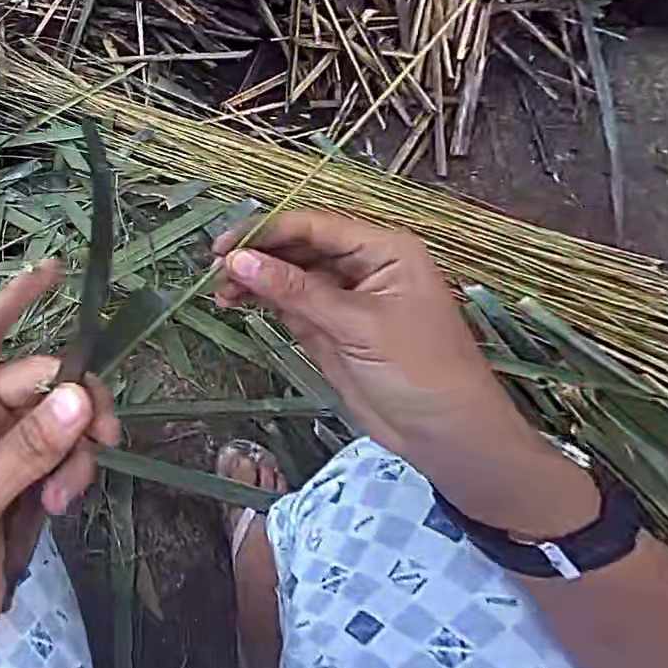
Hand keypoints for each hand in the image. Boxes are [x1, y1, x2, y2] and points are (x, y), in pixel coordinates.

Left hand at [0, 260, 121, 667]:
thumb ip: (26, 447)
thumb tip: (82, 396)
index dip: (18, 298)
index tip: (55, 269)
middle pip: (43, 380)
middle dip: (76, 405)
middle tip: (105, 438)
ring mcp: (3, 447)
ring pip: (60, 418)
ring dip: (76, 449)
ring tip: (63, 496)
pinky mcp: (23, 480)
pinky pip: (63, 454)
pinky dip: (72, 472)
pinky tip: (60, 506)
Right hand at [213, 212, 597, 537]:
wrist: (451, 442)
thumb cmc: (420, 373)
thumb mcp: (356, 325)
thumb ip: (295, 290)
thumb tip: (237, 260)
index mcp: (382, 249)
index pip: (313, 225)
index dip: (266, 231)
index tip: (226, 246)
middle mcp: (360, 263)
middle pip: (296, 246)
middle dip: (256, 255)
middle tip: (216, 270)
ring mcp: (342, 294)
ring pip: (287, 273)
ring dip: (253, 279)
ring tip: (220, 293)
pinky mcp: (328, 324)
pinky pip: (288, 302)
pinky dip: (261, 301)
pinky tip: (235, 303)